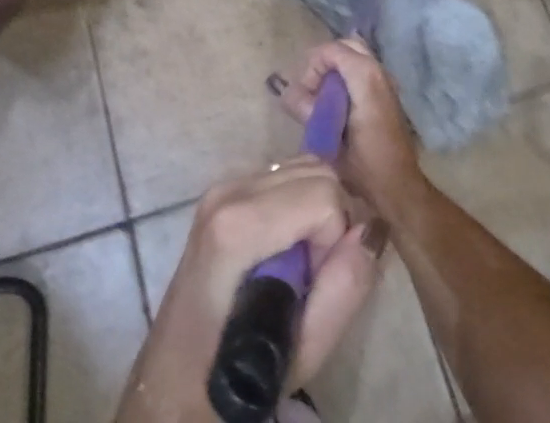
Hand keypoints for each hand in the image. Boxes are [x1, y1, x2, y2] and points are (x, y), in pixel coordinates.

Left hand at [129, 157, 383, 421]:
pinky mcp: (223, 191)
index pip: (324, 195)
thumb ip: (344, 287)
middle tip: (310, 273)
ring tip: (296, 264)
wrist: (177, 381)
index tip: (315, 280)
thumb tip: (373, 228)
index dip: (334, 239)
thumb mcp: (305, 349)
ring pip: (305, 168)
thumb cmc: (237, 373)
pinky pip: (286, 176)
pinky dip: (301, 205)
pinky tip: (283, 249)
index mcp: (236, 227)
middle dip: (331, 220)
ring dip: (318, 211)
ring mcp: (221, 187)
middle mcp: (226, 192)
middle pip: (317, 172)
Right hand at [275, 39, 424, 212]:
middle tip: (311, 89)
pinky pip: (362, 73)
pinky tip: (336, 106)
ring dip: (334, 71)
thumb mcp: (327, 139)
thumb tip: (288, 93)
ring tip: (321, 99)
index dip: (313, 65)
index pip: (333, 50)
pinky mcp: (387, 96)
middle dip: (323, 62)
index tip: (306, 92)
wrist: (398, 186)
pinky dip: (346, 79)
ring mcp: (387, 83)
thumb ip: (307, 110)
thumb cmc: (363, 166)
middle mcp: (380, 73)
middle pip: (346, 46)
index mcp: (366, 79)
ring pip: (355, 58)